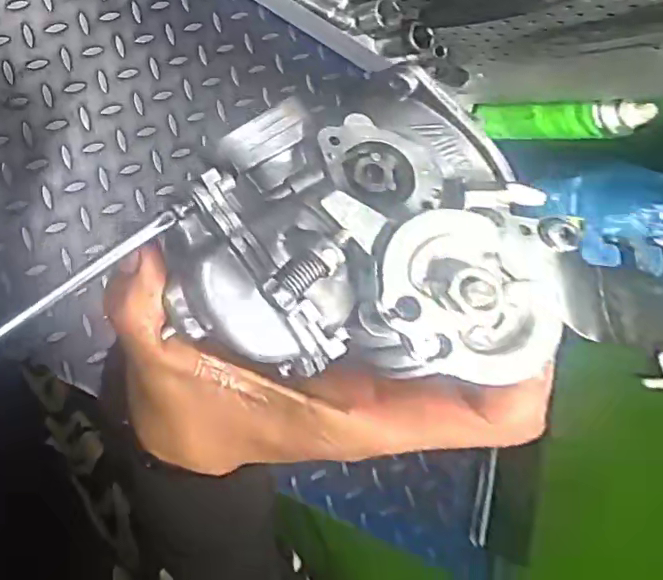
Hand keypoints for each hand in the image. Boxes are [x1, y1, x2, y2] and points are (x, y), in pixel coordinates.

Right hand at [104, 245, 551, 474]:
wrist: (184, 438)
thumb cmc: (188, 418)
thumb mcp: (157, 368)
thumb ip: (140, 313)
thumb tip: (146, 260)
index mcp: (354, 413)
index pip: (483, 415)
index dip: (522, 365)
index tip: (516, 298)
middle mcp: (376, 394)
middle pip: (482, 364)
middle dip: (493, 302)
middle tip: (477, 235)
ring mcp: (364, 370)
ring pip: (447, 339)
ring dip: (458, 288)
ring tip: (447, 225)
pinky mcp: (342, 347)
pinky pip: (401, 320)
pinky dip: (411, 284)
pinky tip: (385, 236)